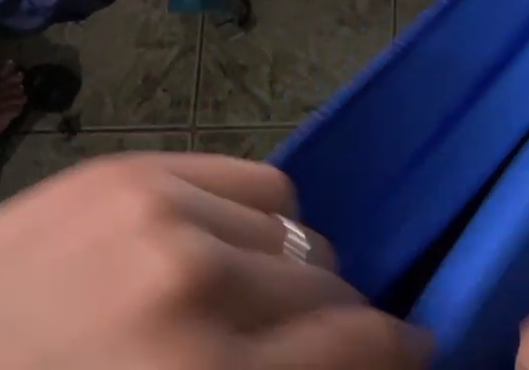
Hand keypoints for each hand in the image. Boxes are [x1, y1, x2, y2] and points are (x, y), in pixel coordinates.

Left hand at [0, 154, 426, 369]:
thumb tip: (345, 357)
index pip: (358, 347)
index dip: (398, 355)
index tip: (408, 357)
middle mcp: (192, 289)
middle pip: (329, 286)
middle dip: (337, 323)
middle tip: (309, 350)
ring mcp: (154, 219)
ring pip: (296, 228)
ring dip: (289, 272)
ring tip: (249, 302)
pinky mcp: (121, 176)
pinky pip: (250, 181)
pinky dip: (252, 220)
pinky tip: (213, 249)